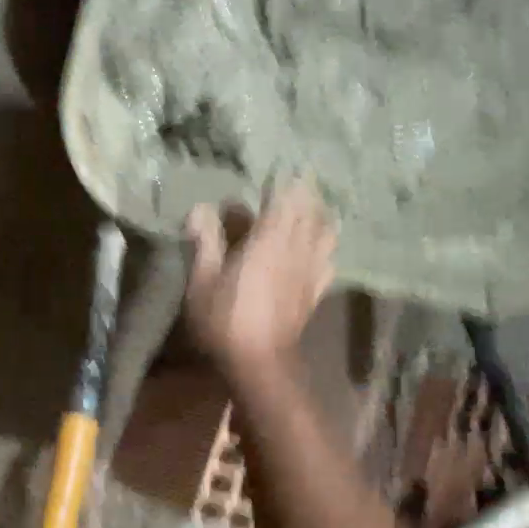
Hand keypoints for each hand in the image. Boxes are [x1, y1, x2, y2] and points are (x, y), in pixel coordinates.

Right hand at [183, 176, 336, 369]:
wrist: (259, 361)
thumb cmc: (224, 320)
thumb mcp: (202, 281)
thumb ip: (205, 242)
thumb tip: (200, 208)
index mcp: (269, 239)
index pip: (283, 196)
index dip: (280, 179)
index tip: (275, 166)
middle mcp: (297, 247)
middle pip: (309, 208)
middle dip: (303, 190)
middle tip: (295, 179)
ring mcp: (312, 268)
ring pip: (326, 230)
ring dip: (319, 214)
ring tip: (310, 208)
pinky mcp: (316, 289)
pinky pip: (328, 258)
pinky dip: (324, 245)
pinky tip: (317, 247)